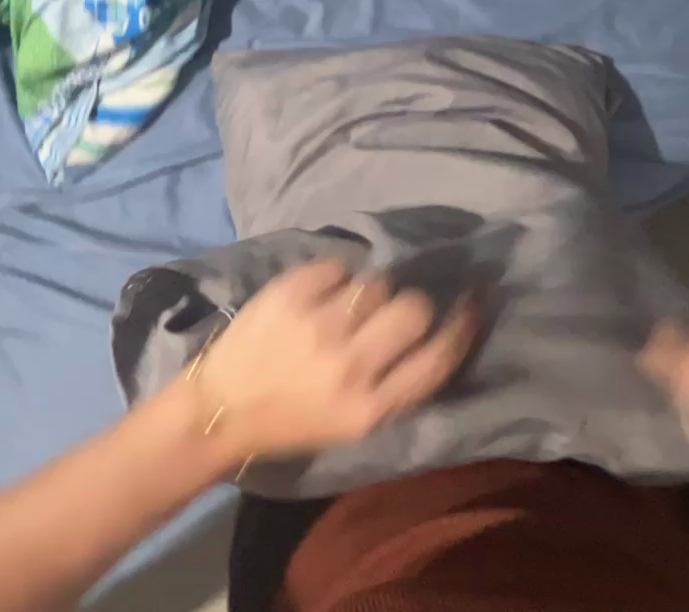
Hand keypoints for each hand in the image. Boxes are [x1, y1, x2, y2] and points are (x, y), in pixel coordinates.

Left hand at [193, 259, 481, 459]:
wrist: (219, 409)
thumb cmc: (290, 420)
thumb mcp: (352, 423)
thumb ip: (395, 384)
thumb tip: (434, 330)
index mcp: (369, 408)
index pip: (438, 358)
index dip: (462, 326)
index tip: (469, 305)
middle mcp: (349, 365)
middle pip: (413, 309)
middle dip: (410, 305)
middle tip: (390, 311)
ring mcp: (317, 325)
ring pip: (377, 283)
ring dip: (370, 292)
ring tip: (348, 304)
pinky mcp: (288, 295)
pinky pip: (337, 266)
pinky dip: (334, 277)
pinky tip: (320, 293)